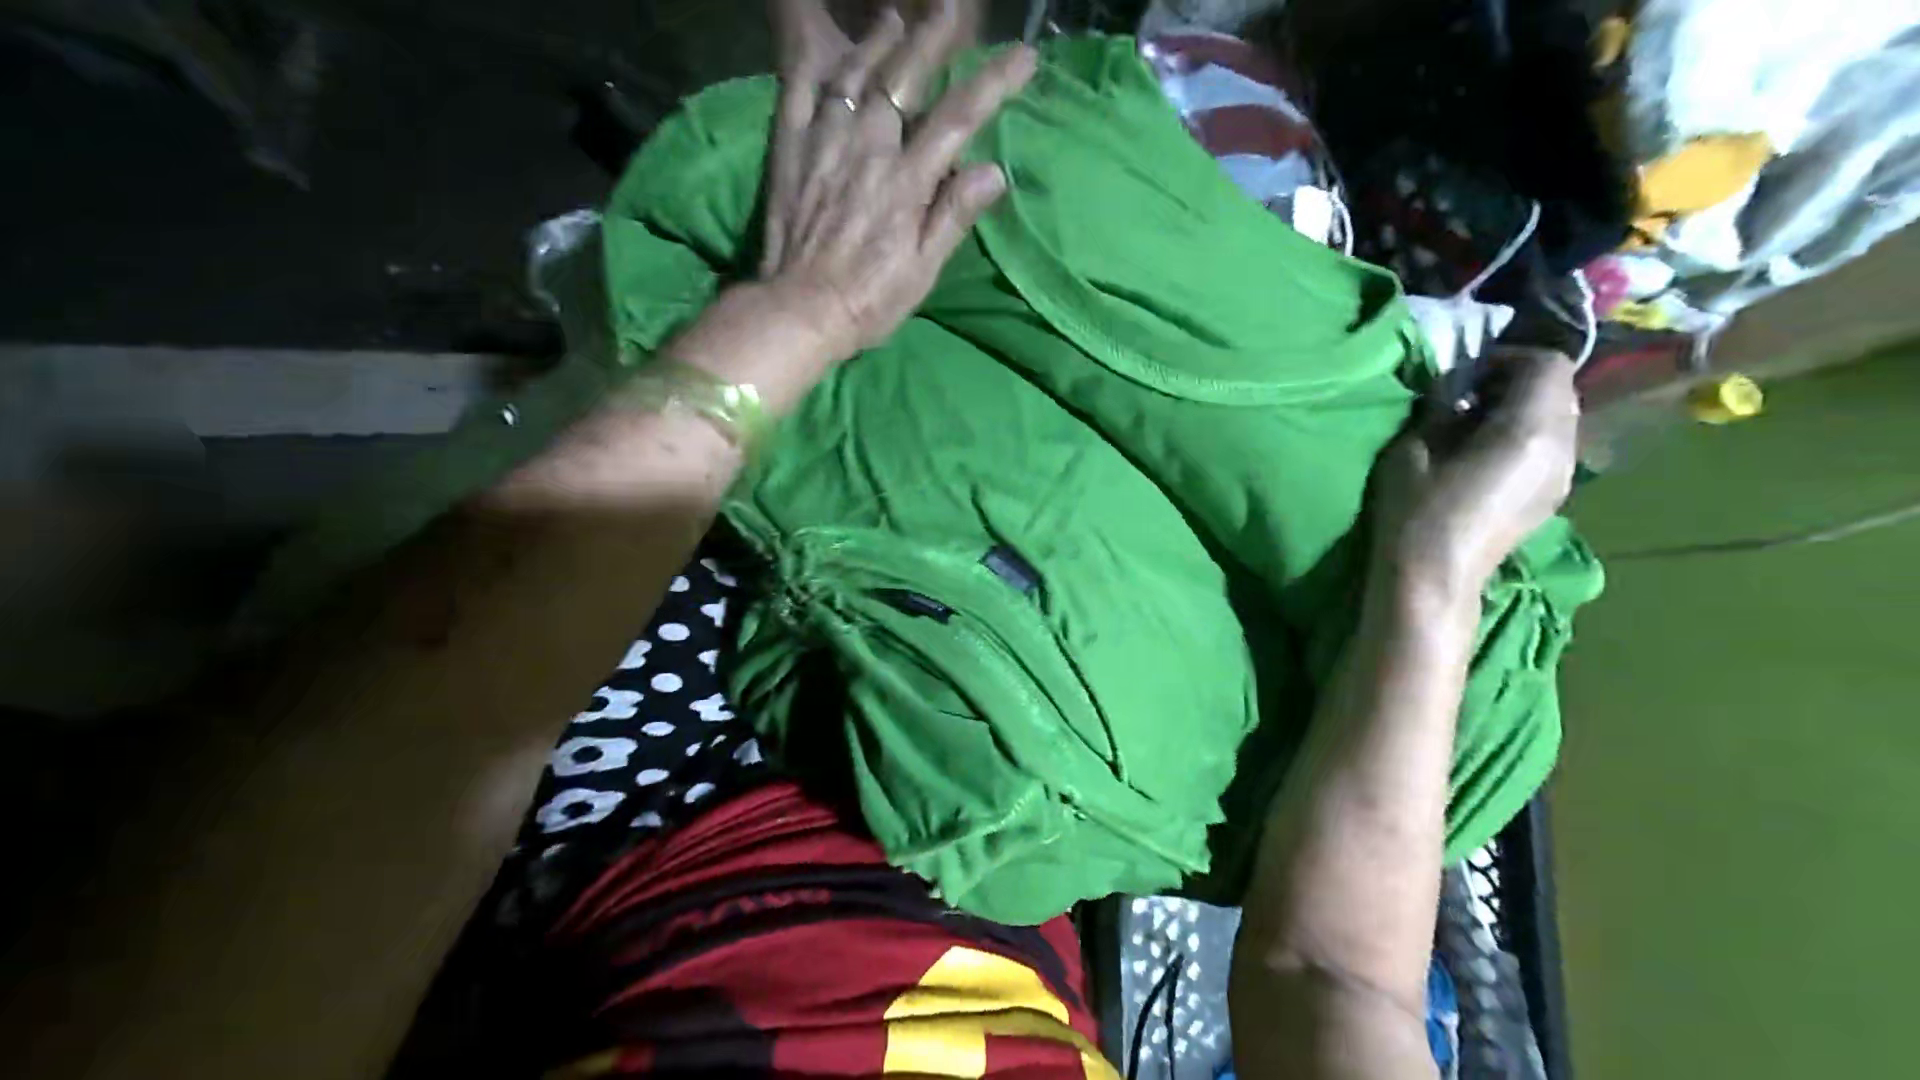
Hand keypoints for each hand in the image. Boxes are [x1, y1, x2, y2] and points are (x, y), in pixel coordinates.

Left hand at [758, 0, 1035, 359]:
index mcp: (905, 182)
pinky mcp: (789, 149)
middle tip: (951, 8)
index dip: (993, 83)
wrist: (800, 310)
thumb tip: (994, 171)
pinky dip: (814, 61)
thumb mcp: (922, 271)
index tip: (1024, 58)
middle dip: (933, 38)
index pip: (957, 118)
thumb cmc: (869, 301)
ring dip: (878, 40)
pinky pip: (799, 90)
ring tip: (896, 18)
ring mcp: (825, 142)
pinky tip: (827, 47)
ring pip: (854, 73)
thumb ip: (953, 217)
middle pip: (904, 77)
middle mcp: (867, 147)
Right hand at [1371, 350, 1580, 601]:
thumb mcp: (1412, 450)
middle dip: (1517, 381)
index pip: (1546, 365)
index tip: (1469, 372)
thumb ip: (1441, 410)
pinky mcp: (1553, 496)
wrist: (1433, 577)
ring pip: (1559, 419)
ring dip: (1523, 409)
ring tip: (1475, 425)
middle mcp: (1561, 447)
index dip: (1508, 357)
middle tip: (1470, 395)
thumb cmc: (1415, 511)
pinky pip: (1552, 447)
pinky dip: (1526, 436)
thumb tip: (1455, 390)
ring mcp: (1563, 475)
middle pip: (1559, 390)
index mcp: (1529, 430)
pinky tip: (1486, 456)